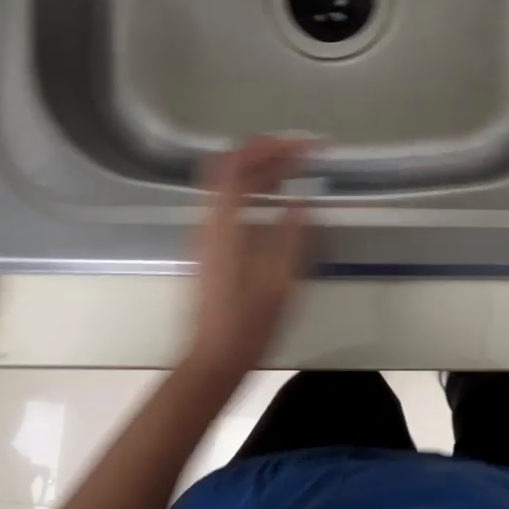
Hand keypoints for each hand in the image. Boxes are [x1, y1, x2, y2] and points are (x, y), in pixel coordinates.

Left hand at [181, 136, 314, 383]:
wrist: (210, 362)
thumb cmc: (247, 328)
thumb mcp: (279, 285)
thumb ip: (290, 238)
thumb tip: (301, 200)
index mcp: (223, 228)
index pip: (238, 166)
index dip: (270, 147)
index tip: (304, 147)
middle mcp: (206, 223)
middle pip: (228, 167)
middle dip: (265, 151)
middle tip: (301, 152)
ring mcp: (203, 234)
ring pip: (225, 183)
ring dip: (258, 168)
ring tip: (295, 168)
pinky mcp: (207, 247)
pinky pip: (226, 201)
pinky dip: (251, 187)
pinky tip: (276, 199)